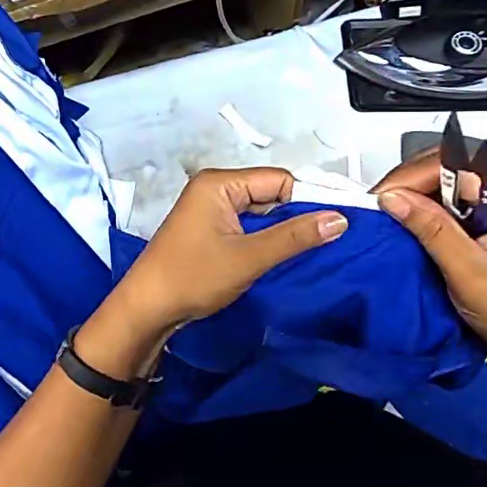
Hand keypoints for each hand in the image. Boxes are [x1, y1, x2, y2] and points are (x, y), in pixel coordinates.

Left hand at [112, 168, 347, 334]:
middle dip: (296, 214)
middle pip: (269, 192)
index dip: (308, 198)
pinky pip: (245, 223)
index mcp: (218, 183)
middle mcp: (213, 187)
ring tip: (310, 248)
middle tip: (330, 238)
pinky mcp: (208, 227)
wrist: (147, 307)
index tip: (338, 222)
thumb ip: (294, 236)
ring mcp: (208, 207)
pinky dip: (263, 236)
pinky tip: (281, 253)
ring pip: (259, 210)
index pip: (277, 179)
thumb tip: (339, 218)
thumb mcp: (249, 257)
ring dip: (280, 228)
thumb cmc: (193, 277)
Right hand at [371, 154, 486, 367]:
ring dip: (418, 197)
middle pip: (452, 167)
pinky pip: (455, 200)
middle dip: (412, 184)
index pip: (457, 167)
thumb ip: (432, 231)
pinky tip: (412, 224)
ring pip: (450, 182)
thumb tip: (392, 198)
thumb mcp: (473, 276)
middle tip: (380, 205)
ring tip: (390, 215)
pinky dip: (429, 210)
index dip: (413, 178)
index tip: (381, 197)